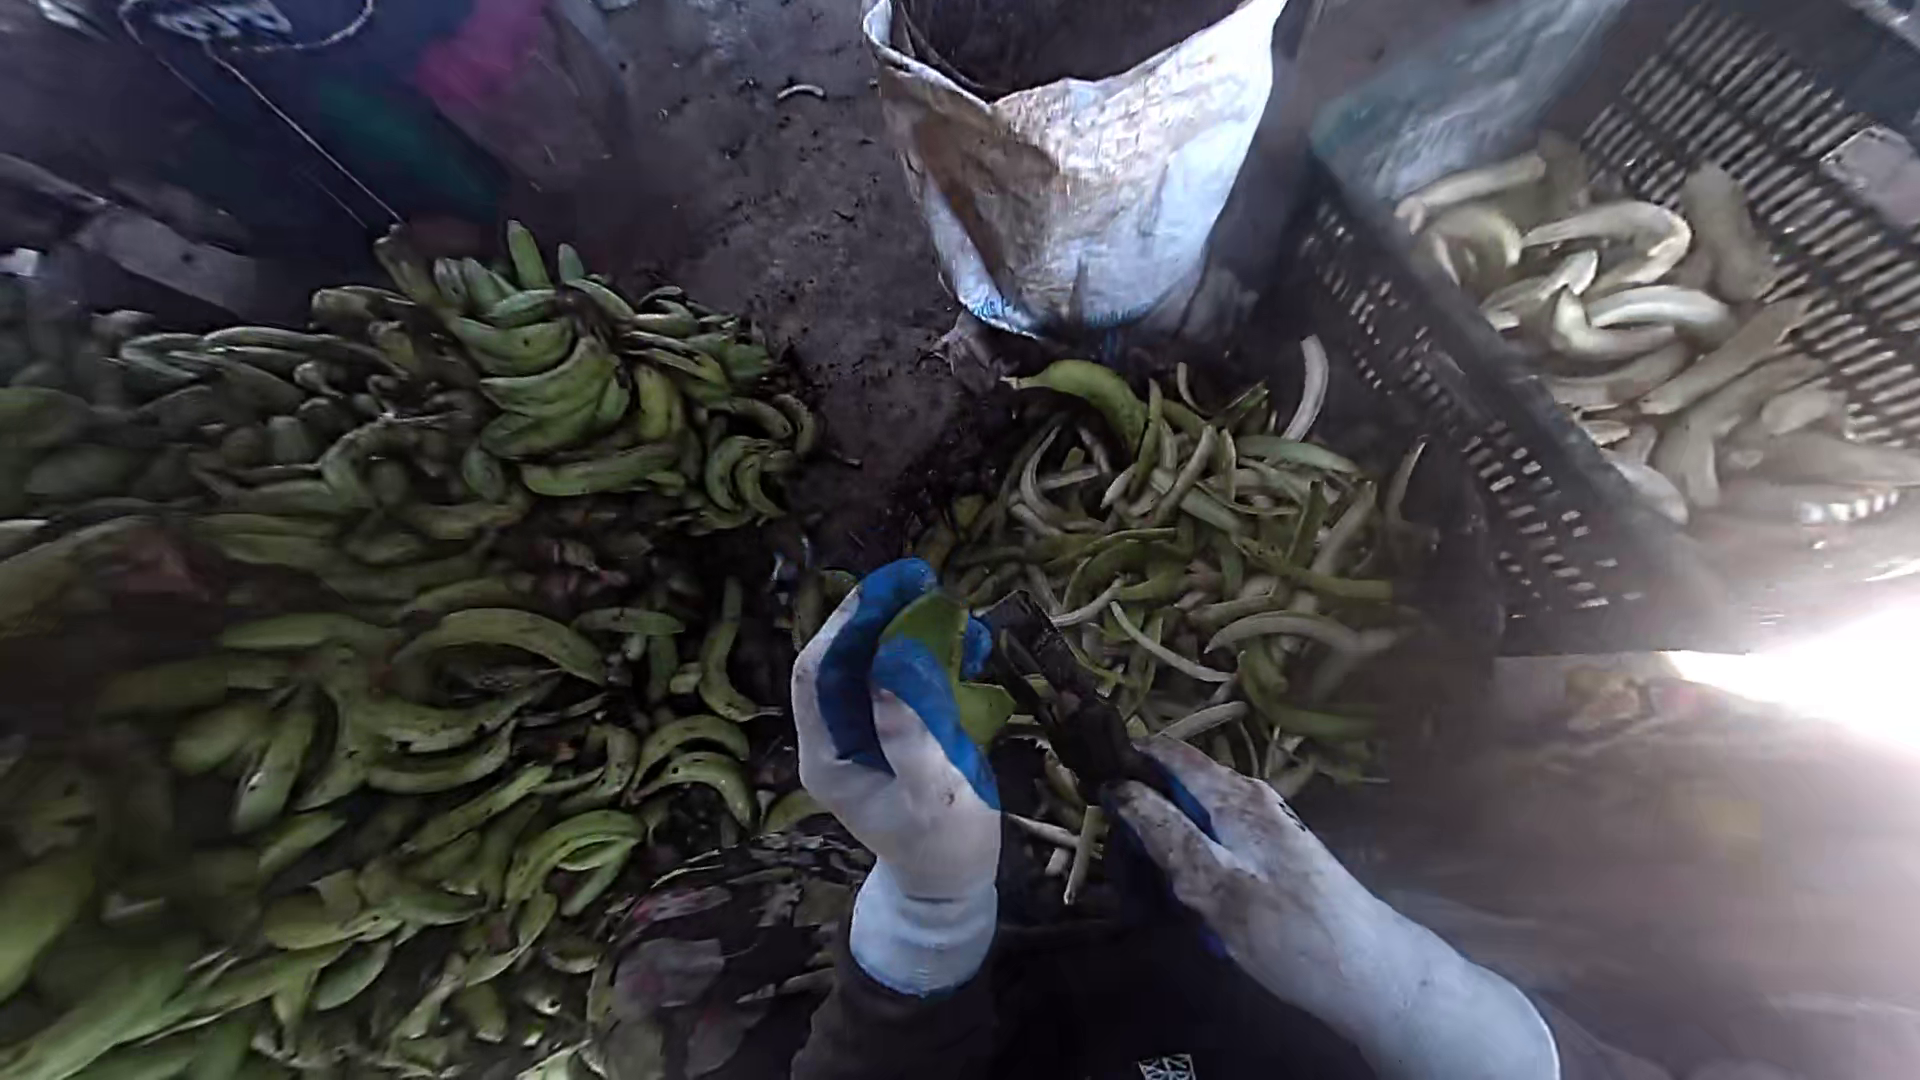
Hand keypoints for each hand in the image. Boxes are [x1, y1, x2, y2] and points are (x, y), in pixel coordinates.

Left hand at [792, 558, 999, 994]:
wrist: (952, 877)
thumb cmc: (942, 844)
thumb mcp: (931, 796)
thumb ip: (910, 734)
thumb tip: (891, 664)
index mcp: (828, 753)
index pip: (816, 672)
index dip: (845, 624)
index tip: (884, 589)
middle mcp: (837, 732)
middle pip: (843, 656)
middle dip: (877, 614)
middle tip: (919, 579)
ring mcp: (864, 726)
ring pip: (873, 659)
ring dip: (905, 626)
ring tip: (946, 605)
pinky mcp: (893, 722)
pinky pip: (903, 673)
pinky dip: (929, 650)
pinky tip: (963, 639)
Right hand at [1111, 738, 1558, 1079]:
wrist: (1378, 979)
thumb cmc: (1291, 931)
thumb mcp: (1215, 885)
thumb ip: (1164, 832)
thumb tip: (1117, 787)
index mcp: (1231, 792)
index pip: (1165, 749)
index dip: (1127, 760)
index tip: (1098, 792)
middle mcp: (1245, 792)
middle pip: (1176, 780)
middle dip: (1144, 808)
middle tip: (1126, 858)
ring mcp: (1260, 817)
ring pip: (1192, 809)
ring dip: (1166, 837)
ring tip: (1155, 883)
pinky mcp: (1269, 844)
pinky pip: (1213, 832)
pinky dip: (1191, 852)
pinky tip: (1191, 894)